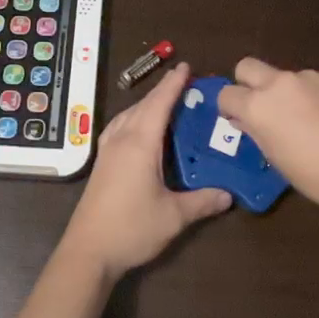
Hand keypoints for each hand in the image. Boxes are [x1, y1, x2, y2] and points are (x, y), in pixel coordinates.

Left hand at [57, 63, 231, 277]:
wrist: (89, 250)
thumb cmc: (132, 228)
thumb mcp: (174, 216)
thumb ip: (202, 201)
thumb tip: (229, 194)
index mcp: (140, 143)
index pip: (159, 104)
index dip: (173, 85)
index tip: (186, 67)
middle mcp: (121, 140)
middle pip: (143, 106)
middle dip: (162, 92)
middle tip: (184, 84)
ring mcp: (107, 151)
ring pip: (127, 116)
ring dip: (146, 105)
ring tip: (165, 103)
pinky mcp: (101, 164)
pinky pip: (118, 128)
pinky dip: (133, 119)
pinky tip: (138, 130)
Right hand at [216, 57, 318, 213]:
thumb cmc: (315, 175)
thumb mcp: (275, 158)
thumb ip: (256, 131)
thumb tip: (245, 119)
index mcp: (258, 106)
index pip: (226, 94)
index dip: (229, 108)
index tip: (238, 120)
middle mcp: (278, 83)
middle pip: (247, 66)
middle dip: (246, 82)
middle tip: (260, 106)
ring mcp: (308, 77)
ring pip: (283, 75)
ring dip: (284, 91)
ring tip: (303, 118)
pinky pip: (310, 80)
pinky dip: (310, 93)